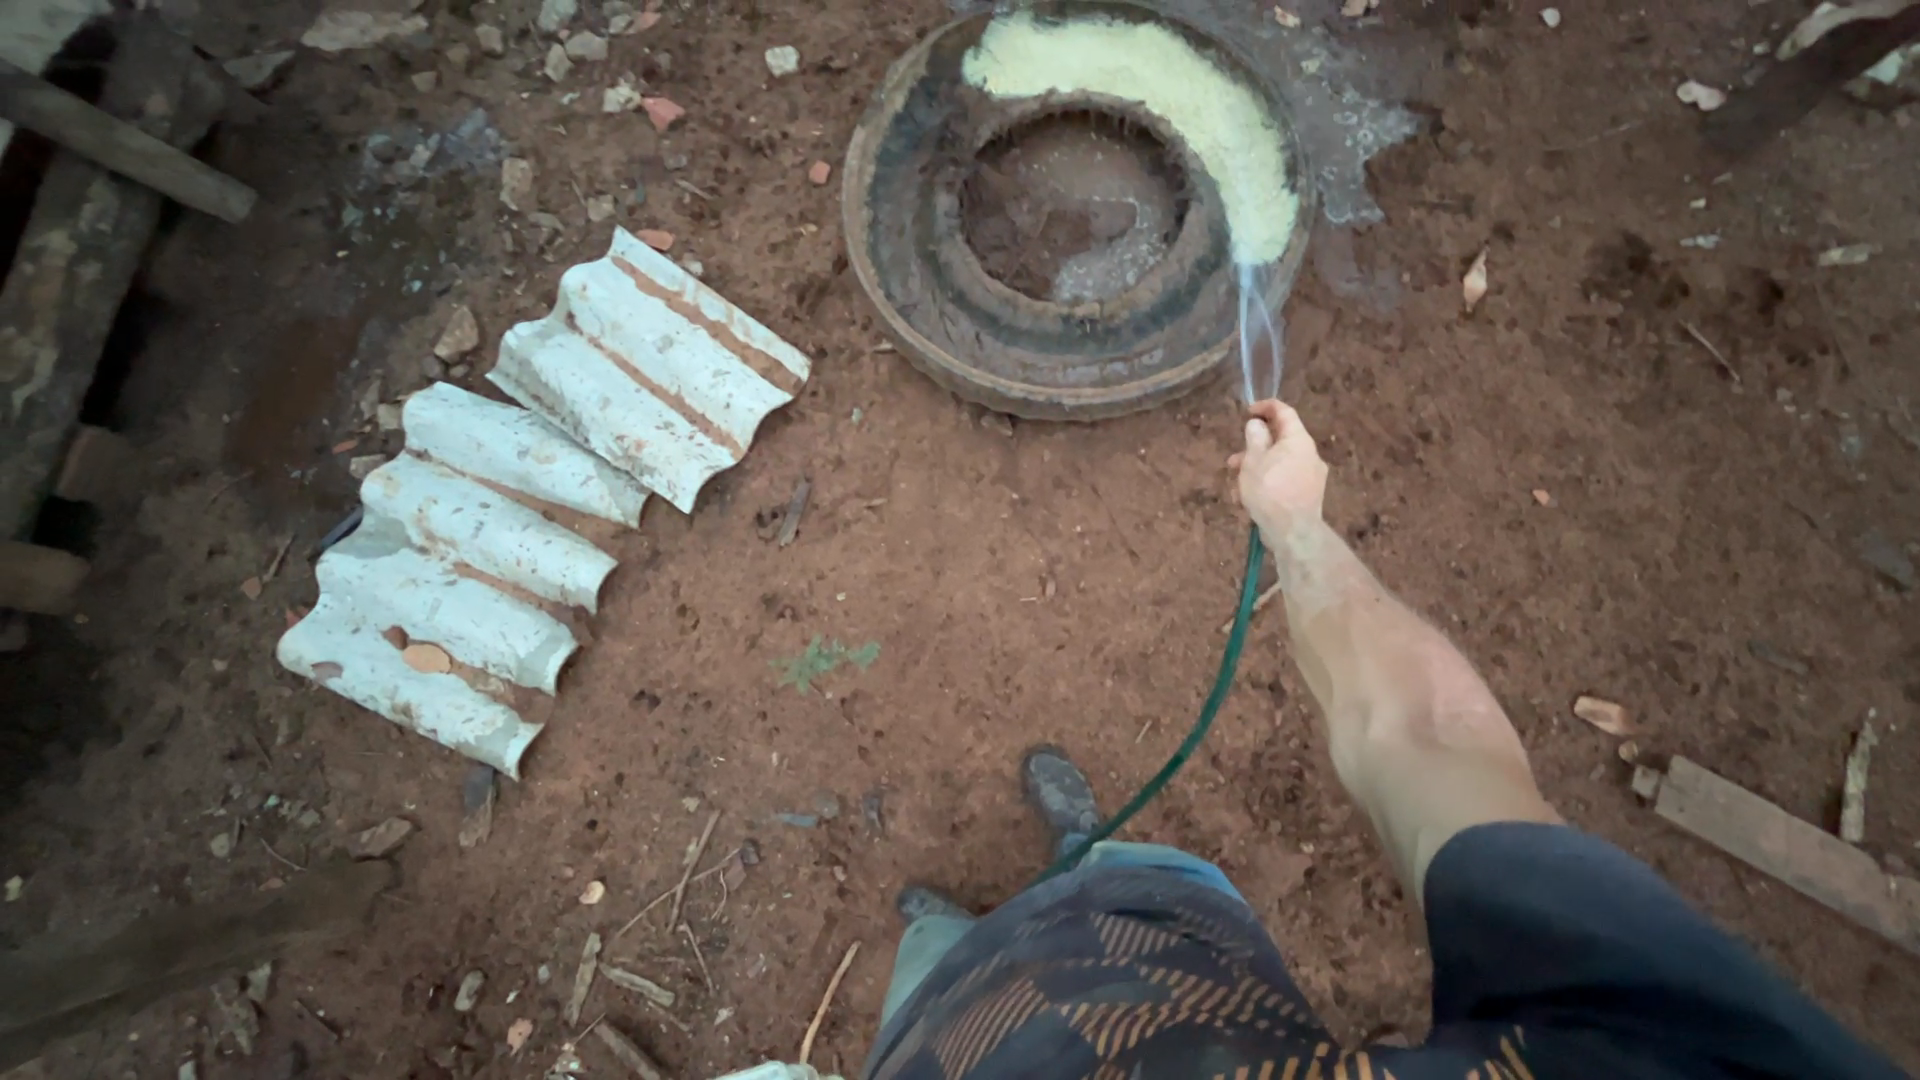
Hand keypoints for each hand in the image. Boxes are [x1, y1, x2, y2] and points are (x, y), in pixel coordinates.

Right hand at [1228, 400, 1327, 541]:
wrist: (1293, 531)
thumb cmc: (1269, 490)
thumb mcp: (1253, 461)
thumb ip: (1254, 438)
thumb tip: (1256, 424)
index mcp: (1298, 440)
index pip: (1285, 412)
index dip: (1266, 407)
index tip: (1248, 411)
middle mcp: (1309, 454)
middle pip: (1281, 440)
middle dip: (1254, 447)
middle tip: (1234, 458)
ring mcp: (1311, 475)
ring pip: (1280, 462)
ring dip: (1257, 468)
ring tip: (1236, 484)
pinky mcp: (1307, 494)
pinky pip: (1284, 479)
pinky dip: (1267, 482)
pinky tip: (1250, 499)